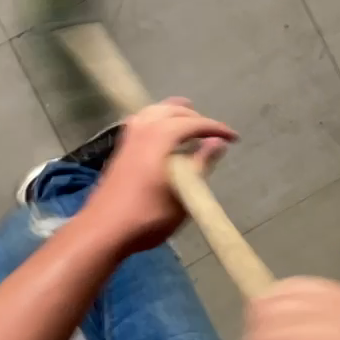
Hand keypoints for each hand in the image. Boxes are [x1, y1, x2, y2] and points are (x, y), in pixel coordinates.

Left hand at [79, 98, 235, 253]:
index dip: (216, 128)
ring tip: (188, 116)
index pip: (194, 123)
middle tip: (214, 132)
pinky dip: (156, 117)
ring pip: (154, 111)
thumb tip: (218, 142)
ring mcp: (129, 137)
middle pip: (173, 112)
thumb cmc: (148, 214)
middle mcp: (144, 129)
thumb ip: (200, 163)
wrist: (105, 228)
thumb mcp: (183, 193)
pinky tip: (160, 130)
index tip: (234, 138)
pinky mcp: (121, 148)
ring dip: (173, 112)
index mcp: (160, 136)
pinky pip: (142, 120)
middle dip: (196, 118)